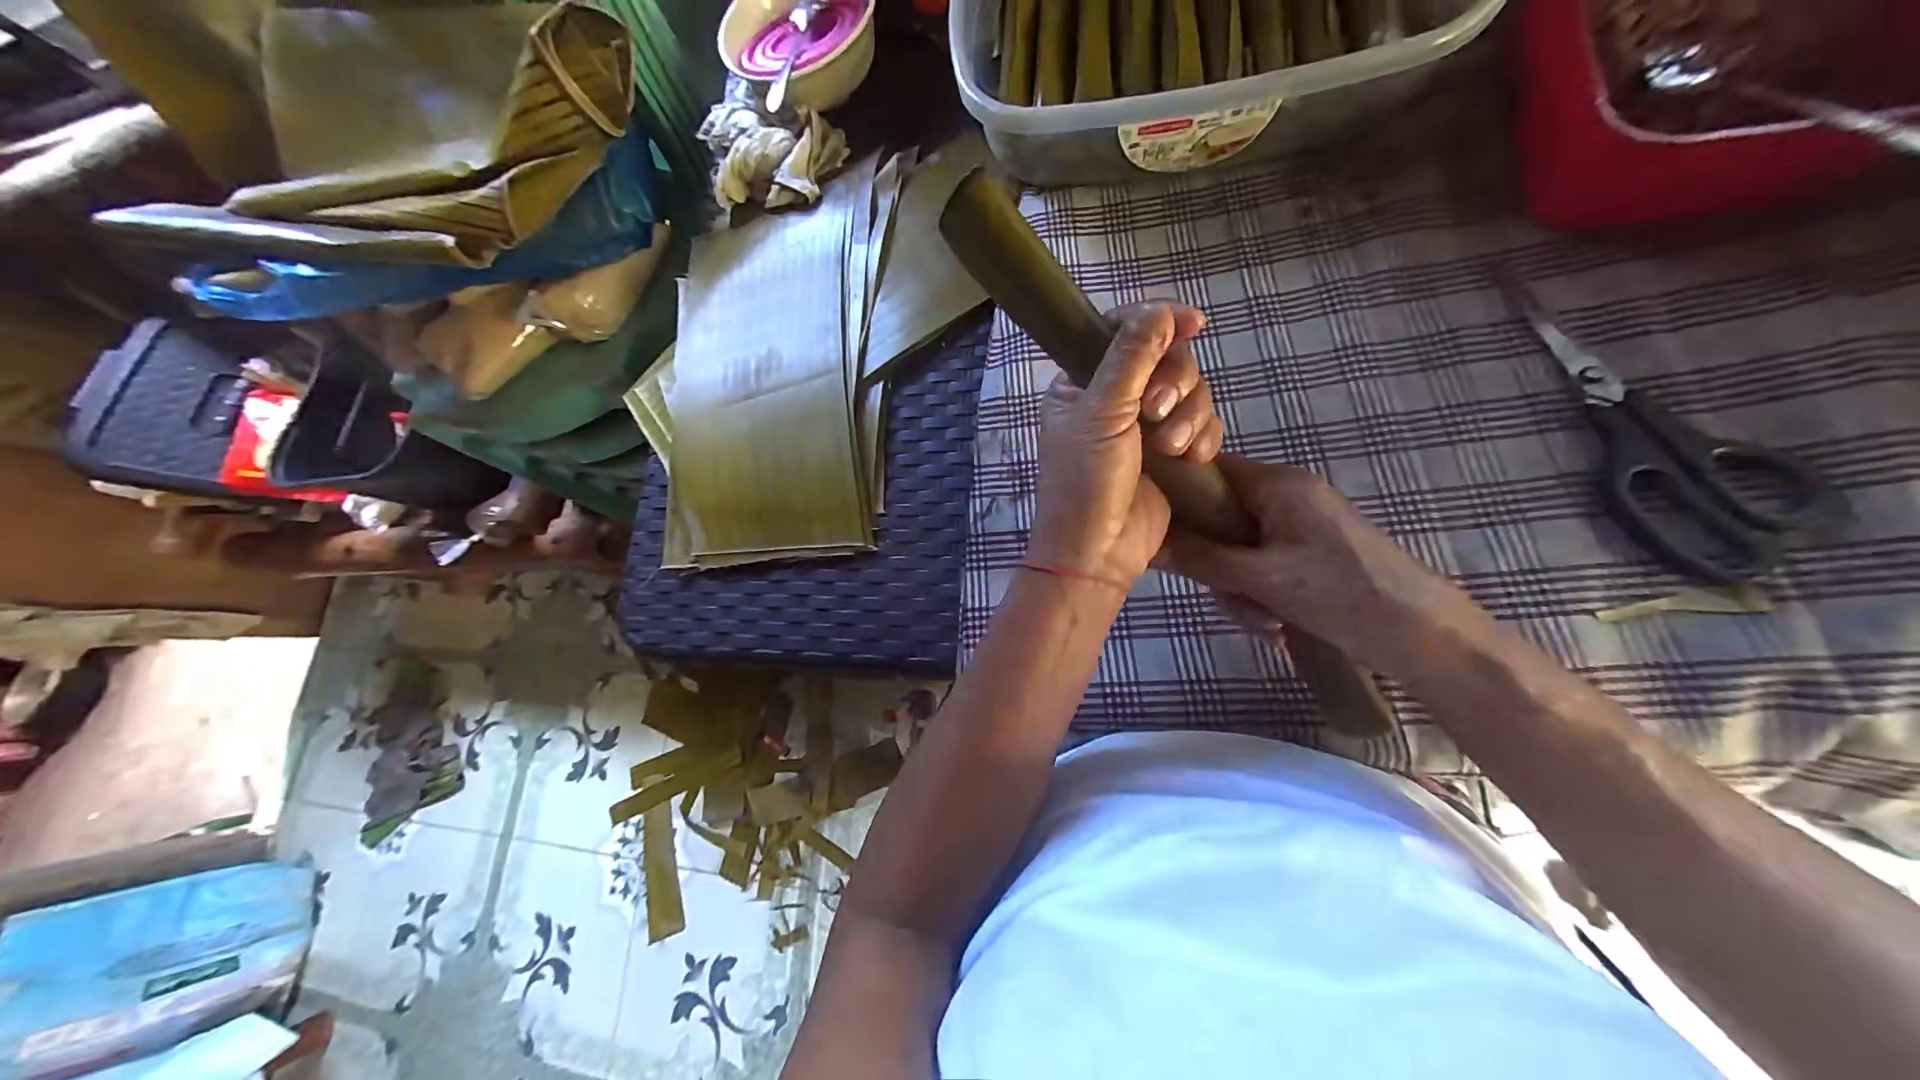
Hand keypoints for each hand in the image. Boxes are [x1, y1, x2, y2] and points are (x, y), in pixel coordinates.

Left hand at [1026, 302, 1223, 586]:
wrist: (1098, 552)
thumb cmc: (1085, 482)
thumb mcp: (1101, 413)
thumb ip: (1132, 357)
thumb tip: (1160, 310)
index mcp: (1082, 381)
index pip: (1123, 330)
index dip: (1159, 321)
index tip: (1193, 322)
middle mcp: (1115, 398)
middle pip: (1168, 358)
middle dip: (1174, 383)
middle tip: (1156, 411)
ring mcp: (1146, 426)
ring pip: (1193, 391)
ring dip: (1189, 415)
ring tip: (1171, 448)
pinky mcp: (1172, 452)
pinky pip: (1204, 424)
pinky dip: (1203, 437)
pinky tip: (1193, 458)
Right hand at [1156, 456, 1488, 674]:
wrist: (1422, 633)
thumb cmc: (1340, 592)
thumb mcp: (1260, 578)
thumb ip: (1199, 559)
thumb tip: (1145, 544)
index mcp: (1276, 483)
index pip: (1206, 469)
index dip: (1174, 493)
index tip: (1152, 528)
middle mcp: (1285, 496)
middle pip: (1217, 518)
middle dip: (1214, 564)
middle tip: (1228, 598)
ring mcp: (1297, 526)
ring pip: (1236, 550)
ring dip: (1238, 589)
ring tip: (1264, 622)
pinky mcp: (1307, 554)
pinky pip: (1260, 566)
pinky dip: (1259, 595)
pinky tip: (1276, 626)